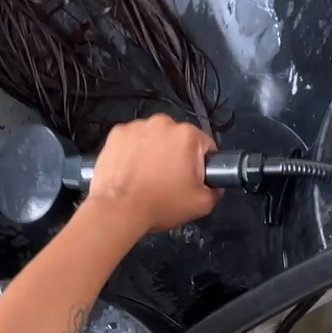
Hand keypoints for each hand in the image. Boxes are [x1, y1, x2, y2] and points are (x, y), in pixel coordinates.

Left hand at [84, 116, 218, 235]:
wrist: (117, 210)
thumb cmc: (159, 205)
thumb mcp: (200, 206)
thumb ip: (215, 191)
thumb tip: (214, 185)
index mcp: (188, 135)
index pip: (206, 146)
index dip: (202, 166)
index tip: (192, 181)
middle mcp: (163, 122)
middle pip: (178, 140)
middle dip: (177, 157)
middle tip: (168, 183)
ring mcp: (137, 126)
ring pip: (154, 139)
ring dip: (154, 153)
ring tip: (146, 179)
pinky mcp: (116, 133)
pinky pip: (132, 141)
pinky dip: (133, 153)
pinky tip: (131, 173)